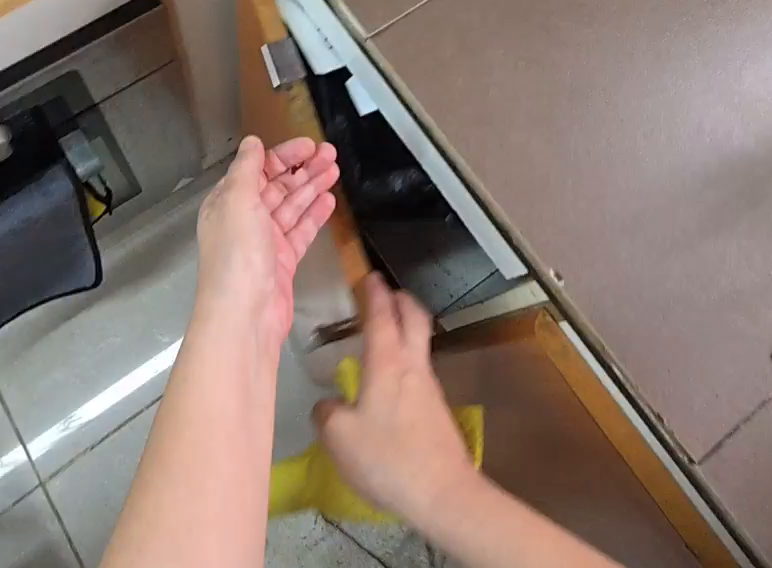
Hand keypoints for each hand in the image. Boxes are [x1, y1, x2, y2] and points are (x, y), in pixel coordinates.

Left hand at [194, 135, 339, 349]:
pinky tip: (330, 201)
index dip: (283, 155)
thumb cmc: (237, 256)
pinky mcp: (284, 261)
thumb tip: (251, 143)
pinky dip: (315, 215)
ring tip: (335, 170)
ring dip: (313, 187)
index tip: (309, 144)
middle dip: (303, 168)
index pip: (257, 169)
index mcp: (228, 202)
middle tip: (330, 154)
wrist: (245, 316)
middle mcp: (245, 218)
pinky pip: (301, 230)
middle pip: (277, 186)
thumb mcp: (237, 201)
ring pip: (292, 206)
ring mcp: (266, 241)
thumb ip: (246, 170)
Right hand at [312, 274, 476, 521]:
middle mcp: (412, 366)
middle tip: (388, 292)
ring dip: (406, 329)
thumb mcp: (339, 437)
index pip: (381, 315)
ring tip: (387, 334)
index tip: (370, 276)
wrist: (444, 495)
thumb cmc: (388, 458)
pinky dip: (407, 360)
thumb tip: (327, 405)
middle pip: (414, 319)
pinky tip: (392, 382)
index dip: (375, 293)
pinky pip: (420, 371)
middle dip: (401, 300)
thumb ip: (326, 414)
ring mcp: (429, 388)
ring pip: (420, 344)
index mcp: (387, 363)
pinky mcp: (437, 411)